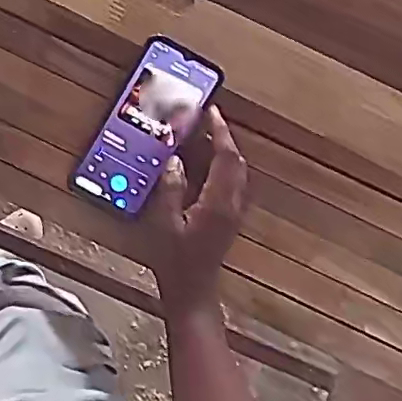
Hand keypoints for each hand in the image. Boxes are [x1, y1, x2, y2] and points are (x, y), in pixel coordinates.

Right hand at [144, 106, 247, 313]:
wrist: (192, 289)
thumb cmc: (176, 261)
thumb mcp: (165, 223)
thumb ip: (170, 189)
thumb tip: (174, 160)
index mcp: (218, 202)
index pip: (225, 157)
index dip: (219, 132)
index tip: (211, 111)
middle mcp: (232, 204)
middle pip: (235, 162)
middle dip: (222, 138)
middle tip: (204, 121)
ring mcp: (233, 212)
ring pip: (236, 172)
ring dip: (223, 152)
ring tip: (202, 138)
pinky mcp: (228, 219)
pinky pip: (232, 183)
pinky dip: (221, 167)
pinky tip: (203, 166)